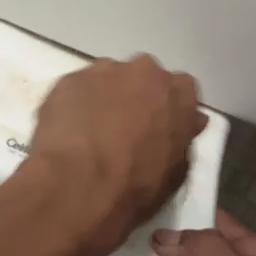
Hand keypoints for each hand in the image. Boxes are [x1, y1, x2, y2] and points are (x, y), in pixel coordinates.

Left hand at [24, 55, 206, 252]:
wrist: (80, 184)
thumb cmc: (137, 184)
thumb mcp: (176, 171)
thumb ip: (183, 138)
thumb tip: (189, 122)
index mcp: (178, 92)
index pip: (180, 91)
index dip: (166, 111)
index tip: (157, 130)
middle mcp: (144, 71)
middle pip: (141, 79)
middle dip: (133, 99)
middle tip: (121, 131)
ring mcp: (101, 71)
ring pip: (105, 80)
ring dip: (101, 100)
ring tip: (89, 134)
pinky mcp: (66, 81)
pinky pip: (73, 91)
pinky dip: (71, 107)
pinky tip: (66, 133)